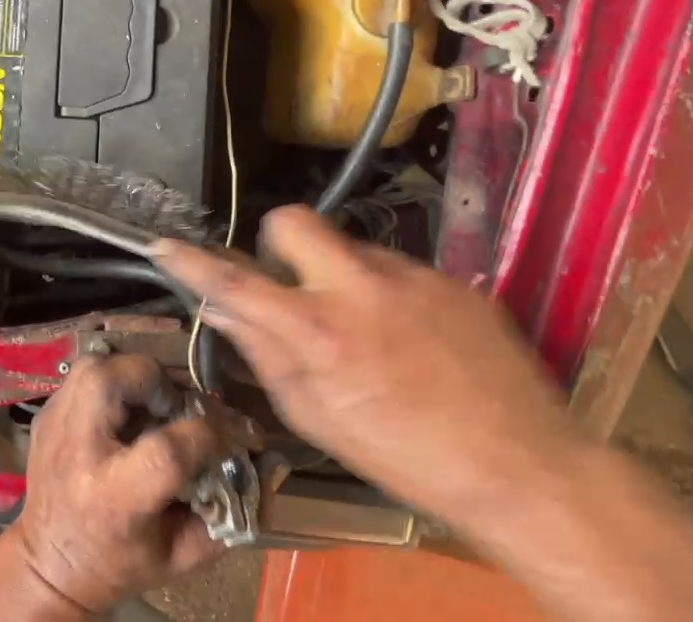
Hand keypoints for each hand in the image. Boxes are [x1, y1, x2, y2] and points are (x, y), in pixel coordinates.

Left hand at [12, 354, 224, 613]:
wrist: (50, 561)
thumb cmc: (118, 563)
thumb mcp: (180, 555)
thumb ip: (224, 514)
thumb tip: (258, 464)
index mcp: (114, 496)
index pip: (165, 448)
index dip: (206, 432)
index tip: (227, 431)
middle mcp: (78, 451)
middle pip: (110, 380)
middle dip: (154, 380)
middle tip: (175, 404)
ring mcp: (54, 426)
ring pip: (91, 366)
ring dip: (129, 373)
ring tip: (149, 401)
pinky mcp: (44, 414)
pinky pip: (79, 377)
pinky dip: (108, 383)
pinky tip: (123, 411)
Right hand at [152, 205, 583, 526]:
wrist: (526, 471)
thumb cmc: (405, 456)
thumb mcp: (315, 417)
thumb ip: (263, 354)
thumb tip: (222, 310)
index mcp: (317, 331)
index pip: (235, 281)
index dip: (192, 261)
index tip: (166, 246)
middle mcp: (359, 288)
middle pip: (291, 221)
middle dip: (277, 240)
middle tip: (290, 283)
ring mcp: (412, 278)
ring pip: (348, 248)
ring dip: (337, 275)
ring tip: (364, 329)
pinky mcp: (453, 282)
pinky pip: (396, 270)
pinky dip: (385, 294)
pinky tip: (408, 339)